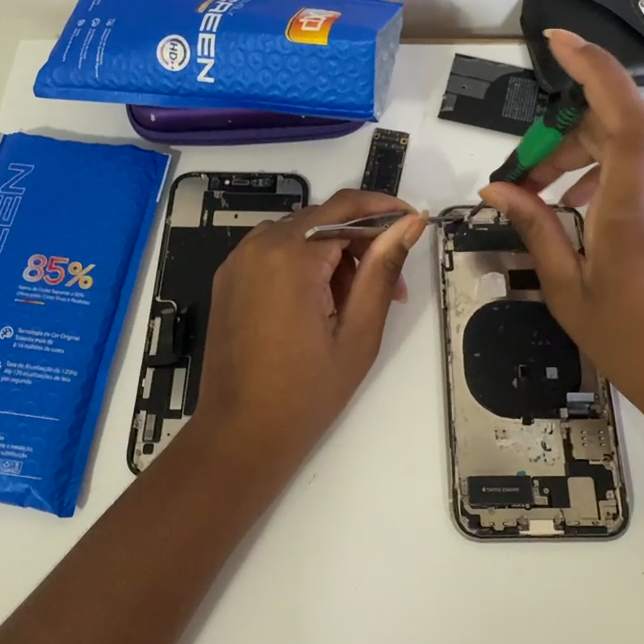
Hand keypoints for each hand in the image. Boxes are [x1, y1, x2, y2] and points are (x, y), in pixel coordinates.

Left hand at [191, 189, 426, 460]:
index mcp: (289, 255)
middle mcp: (257, 245)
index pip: (345, 207)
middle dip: (362, 242)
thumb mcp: (358, 332)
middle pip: (322, 219)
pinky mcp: (228, 279)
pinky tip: (319, 306)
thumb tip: (410, 222)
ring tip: (354, 305)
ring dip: (333, 255)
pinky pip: (274, 252)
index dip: (384, 210)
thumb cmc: (305, 393)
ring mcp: (237, 261)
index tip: (414, 224)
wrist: (240, 436)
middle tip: (392, 288)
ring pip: (300, 234)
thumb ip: (383, 269)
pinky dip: (303, 265)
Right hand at [479, 29, 643, 429]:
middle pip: (613, 130)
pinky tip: (586, 222)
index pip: (625, 117)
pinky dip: (607, 184)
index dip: (595, 70)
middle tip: (520, 182)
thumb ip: (534, 229)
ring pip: (628, 156)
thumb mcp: (567, 290)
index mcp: (632, 209)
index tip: (558, 42)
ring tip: (548, 208)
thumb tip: (497, 188)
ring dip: (581, 166)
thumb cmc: (634, 345)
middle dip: (559, 141)